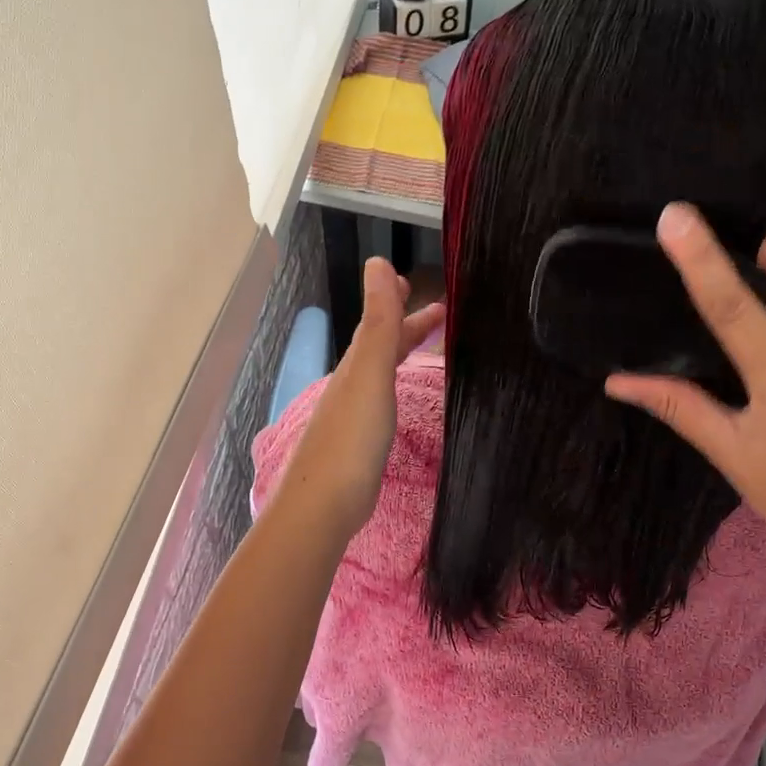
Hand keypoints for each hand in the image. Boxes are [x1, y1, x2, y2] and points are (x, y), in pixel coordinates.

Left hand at [277, 258, 443, 538]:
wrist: (326, 503)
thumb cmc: (353, 436)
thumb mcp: (371, 372)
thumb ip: (378, 321)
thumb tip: (376, 263)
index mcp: (357, 365)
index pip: (380, 323)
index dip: (397, 301)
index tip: (417, 282)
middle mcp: (352, 384)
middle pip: (380, 345)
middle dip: (405, 325)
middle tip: (439, 312)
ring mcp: (354, 415)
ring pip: (381, 372)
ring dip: (402, 354)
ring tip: (426, 348)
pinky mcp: (361, 443)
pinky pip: (383, 400)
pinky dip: (396, 387)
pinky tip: (398, 400)